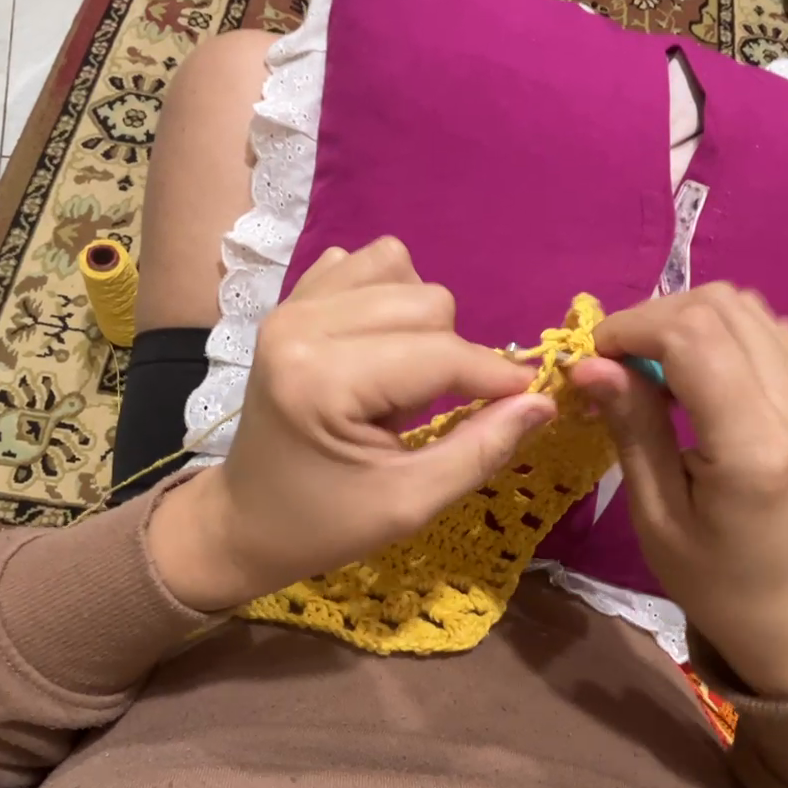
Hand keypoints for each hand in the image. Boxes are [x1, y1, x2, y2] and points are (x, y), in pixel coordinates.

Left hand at [149, 238, 557, 610]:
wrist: (244, 520)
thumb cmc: (323, 523)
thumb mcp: (408, 504)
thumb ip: (480, 448)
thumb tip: (543, 400)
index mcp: (324, 380)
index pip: (440, 355)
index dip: (496, 378)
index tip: (530, 400)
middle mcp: (303, 324)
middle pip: (427, 300)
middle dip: (455, 354)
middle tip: (438, 407)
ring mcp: (291, 305)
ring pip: (399, 269)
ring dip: (423, 320)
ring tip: (403, 375)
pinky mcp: (290, 301)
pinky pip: (362, 264)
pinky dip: (388, 297)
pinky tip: (377, 346)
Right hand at [569, 284, 787, 695]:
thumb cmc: (711, 580)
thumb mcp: (654, 513)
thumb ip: (631, 426)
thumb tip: (589, 363)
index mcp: (754, 448)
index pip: (693, 337)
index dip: (631, 329)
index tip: (592, 358)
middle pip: (721, 307)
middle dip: (653, 318)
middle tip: (615, 361)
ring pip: (747, 306)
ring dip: (686, 319)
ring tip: (650, 364)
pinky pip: (768, 330)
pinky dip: (720, 332)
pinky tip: (694, 372)